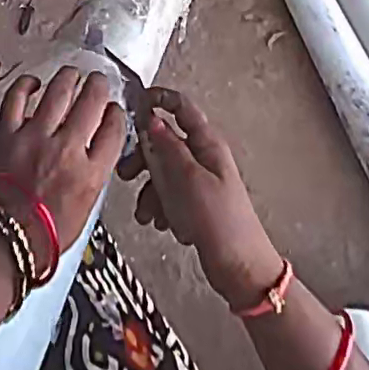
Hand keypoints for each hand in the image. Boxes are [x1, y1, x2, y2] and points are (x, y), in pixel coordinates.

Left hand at [0, 67, 127, 264]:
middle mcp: (67, 149)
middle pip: (91, 102)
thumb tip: (89, 156)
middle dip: (98, 86)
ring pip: (58, 91)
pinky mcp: (6, 132)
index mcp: (90, 174)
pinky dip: (26, 84)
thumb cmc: (39, 239)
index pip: (114, 130)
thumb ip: (90, 178)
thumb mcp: (83, 212)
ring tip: (72, 73)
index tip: (114, 110)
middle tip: (97, 81)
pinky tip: (33, 82)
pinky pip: (16, 97)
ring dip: (69, 77)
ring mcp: (35, 136)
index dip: (117, 114)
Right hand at [120, 87, 281, 303]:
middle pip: (163, 141)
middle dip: (143, 156)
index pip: (181, 106)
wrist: (241, 270)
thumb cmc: (220, 222)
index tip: (135, 102)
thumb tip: (150, 118)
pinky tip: (159, 220)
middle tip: (127, 171)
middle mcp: (202, 157)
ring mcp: (198, 179)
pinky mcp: (193, 201)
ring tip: (145, 210)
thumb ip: (167, 146)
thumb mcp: (188, 178)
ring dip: (149, 188)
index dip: (158, 99)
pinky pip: (166, 193)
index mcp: (206, 143)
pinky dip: (158, 204)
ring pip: (161, 169)